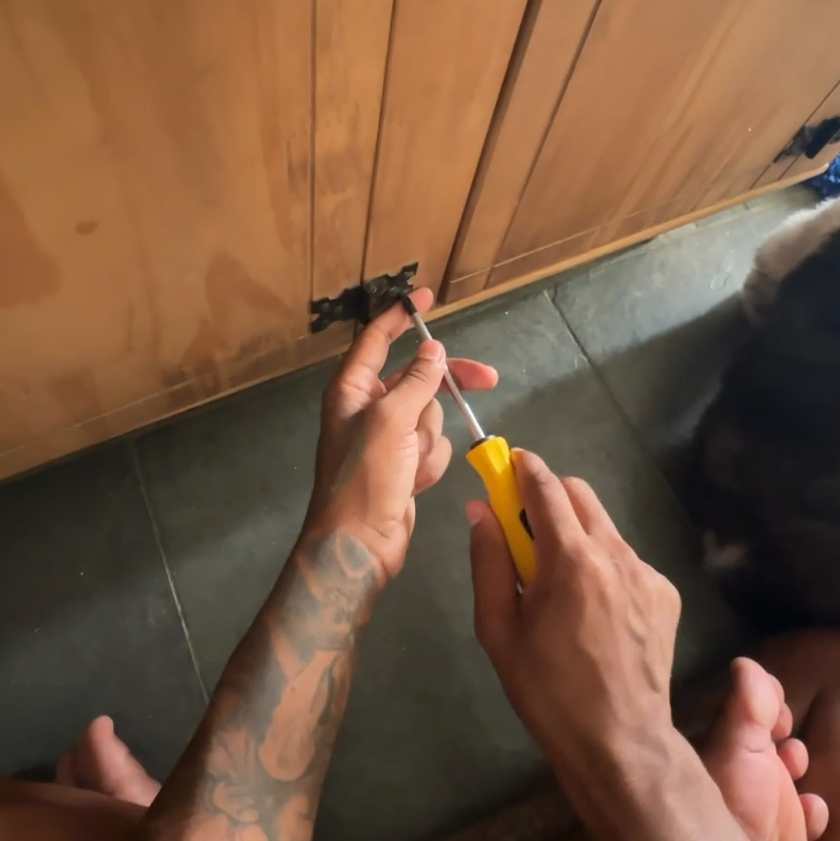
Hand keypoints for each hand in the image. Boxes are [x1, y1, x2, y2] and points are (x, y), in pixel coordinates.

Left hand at [309, 287, 497, 578]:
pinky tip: (414, 482)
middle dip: (445, 386)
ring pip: (431, 415)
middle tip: (487, 378)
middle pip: (418, 377)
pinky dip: (430, 463)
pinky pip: (433, 447)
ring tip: (410, 462)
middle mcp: (368, 407)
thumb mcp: (391, 420)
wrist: (361, 544)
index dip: (401, 316)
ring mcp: (388, 438)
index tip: (426, 296)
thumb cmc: (365, 476)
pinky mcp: (405, 464)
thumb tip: (435, 352)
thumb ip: (417, 382)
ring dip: (429, 439)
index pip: (377, 340)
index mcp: (352, 389)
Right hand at [469, 450, 743, 840]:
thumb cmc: (547, 689)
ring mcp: (647, 572)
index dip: (522, 466)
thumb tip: (480, 509)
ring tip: (561, 580)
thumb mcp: (499, 628)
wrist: (621, 745)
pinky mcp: (666, 592)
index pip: (545, 486)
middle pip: (579, 492)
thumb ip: (488, 560)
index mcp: (571, 560)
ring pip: (604, 524)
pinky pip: (626, 557)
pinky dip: (604, 563)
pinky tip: (595, 608)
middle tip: (526, 528)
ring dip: (576, 531)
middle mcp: (615, 553)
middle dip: (550, 495)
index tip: (506, 460)